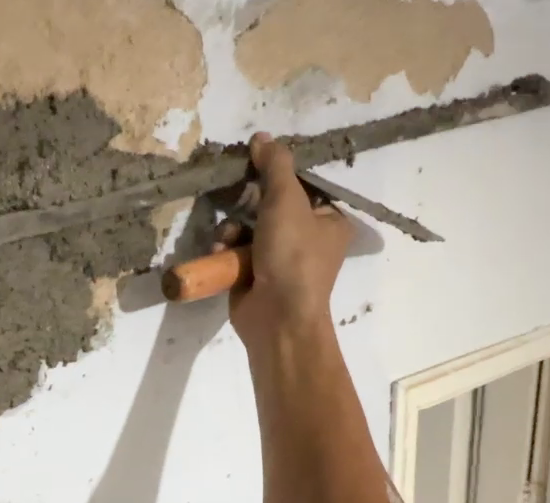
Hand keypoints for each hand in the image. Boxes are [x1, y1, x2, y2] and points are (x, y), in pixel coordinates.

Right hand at [225, 134, 353, 350]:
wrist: (277, 318)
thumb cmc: (292, 256)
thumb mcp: (287, 200)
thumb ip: (275, 165)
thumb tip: (261, 137)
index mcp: (329, 220)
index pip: (304, 186)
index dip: (278, 174)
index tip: (255, 164)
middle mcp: (307, 240)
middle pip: (272, 206)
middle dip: (248, 205)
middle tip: (236, 198)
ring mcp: (279, 261)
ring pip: (249, 229)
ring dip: (231, 230)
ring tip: (226, 239)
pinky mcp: (254, 277)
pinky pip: (236, 253)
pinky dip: (226, 252)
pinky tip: (220, 255)